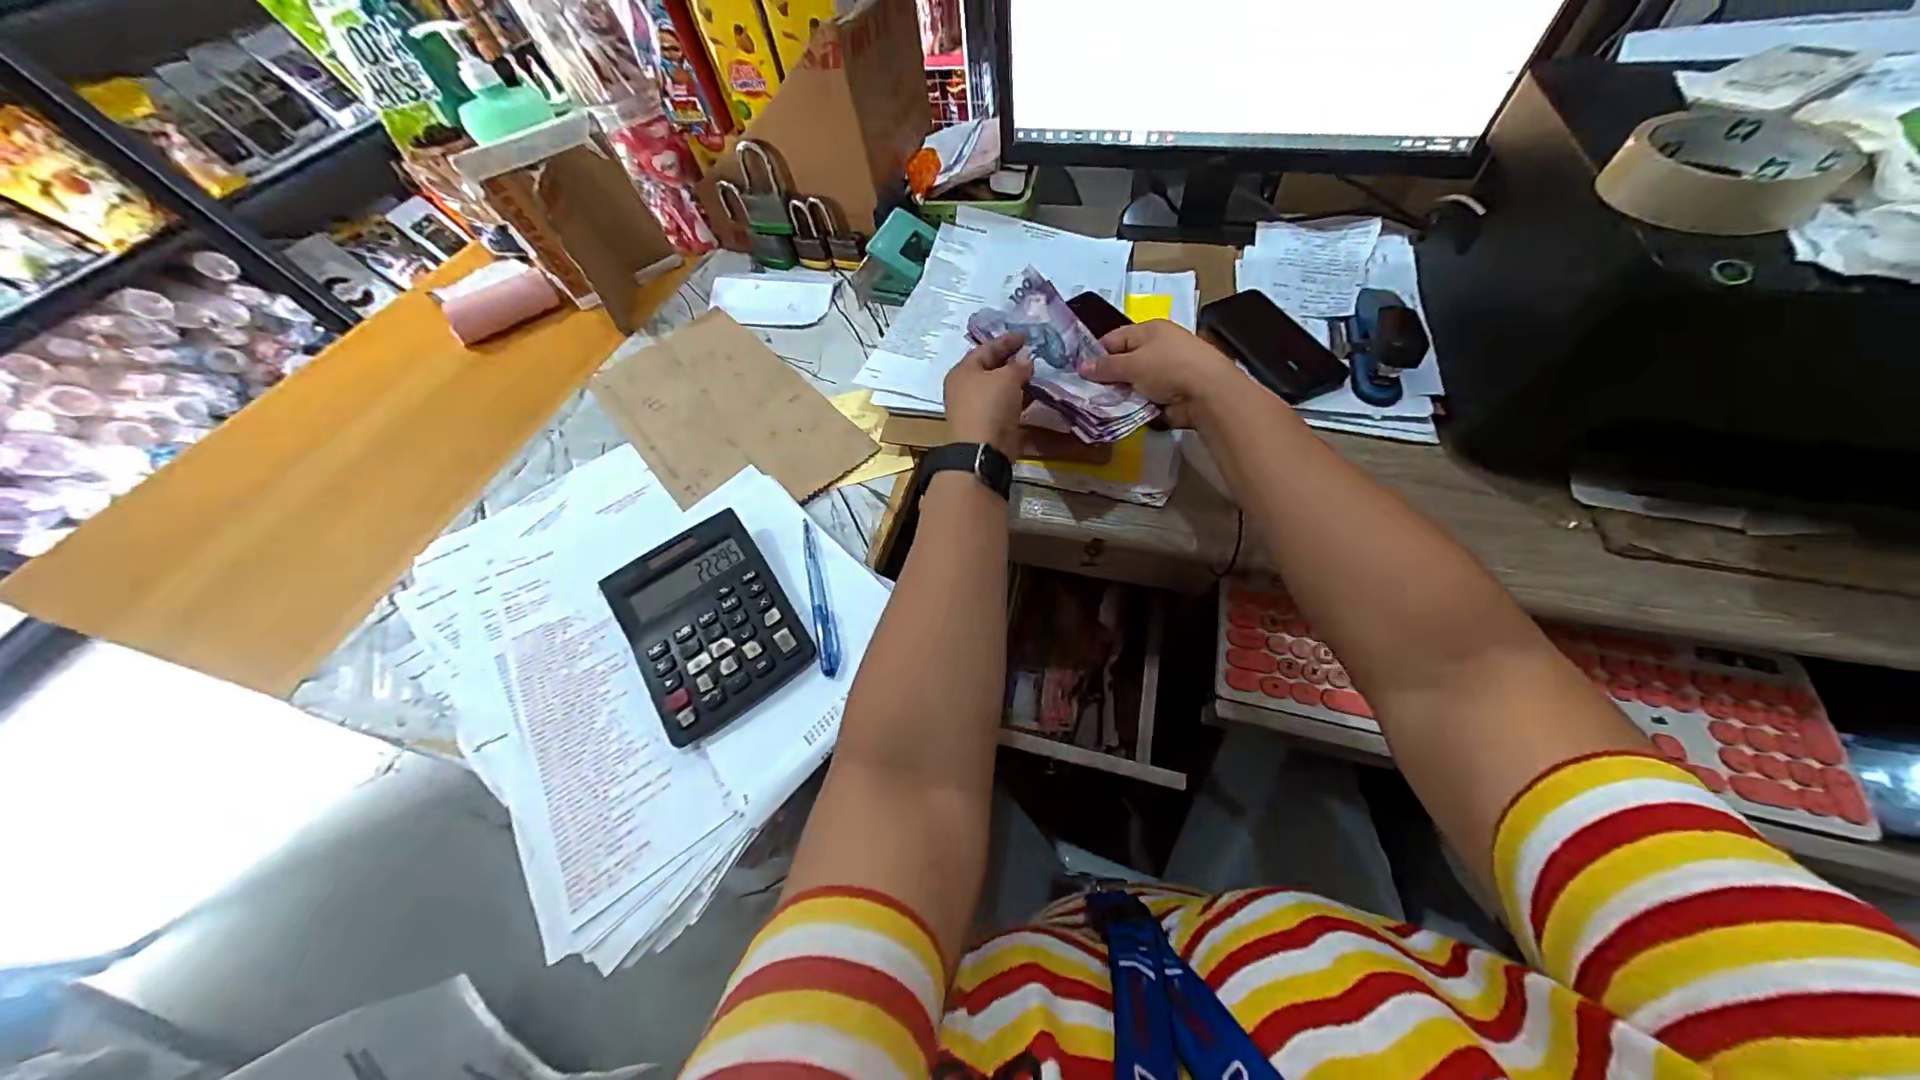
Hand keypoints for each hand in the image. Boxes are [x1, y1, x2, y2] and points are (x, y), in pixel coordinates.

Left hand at [944, 333, 1032, 455]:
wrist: (983, 450)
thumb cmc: (990, 406)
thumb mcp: (1007, 378)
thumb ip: (1018, 366)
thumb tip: (1025, 362)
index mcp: (963, 371)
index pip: (986, 348)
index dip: (1006, 340)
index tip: (1025, 336)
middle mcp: (965, 388)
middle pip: (990, 369)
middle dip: (1011, 361)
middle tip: (1032, 354)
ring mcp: (975, 408)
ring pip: (998, 389)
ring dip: (1016, 382)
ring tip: (1037, 374)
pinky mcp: (986, 425)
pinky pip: (1004, 406)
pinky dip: (1018, 399)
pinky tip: (1034, 396)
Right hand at [1081, 321, 1245, 427]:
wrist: (1207, 393)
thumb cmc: (1168, 367)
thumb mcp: (1132, 364)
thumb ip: (1105, 367)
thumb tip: (1082, 367)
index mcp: (1149, 330)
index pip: (1113, 338)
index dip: (1095, 354)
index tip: (1078, 372)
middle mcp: (1157, 347)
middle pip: (1122, 361)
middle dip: (1106, 377)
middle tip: (1085, 392)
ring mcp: (1164, 371)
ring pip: (1131, 383)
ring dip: (1119, 394)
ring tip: (1098, 405)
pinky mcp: (1169, 393)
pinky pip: (1143, 398)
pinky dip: (1132, 405)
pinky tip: (1118, 414)